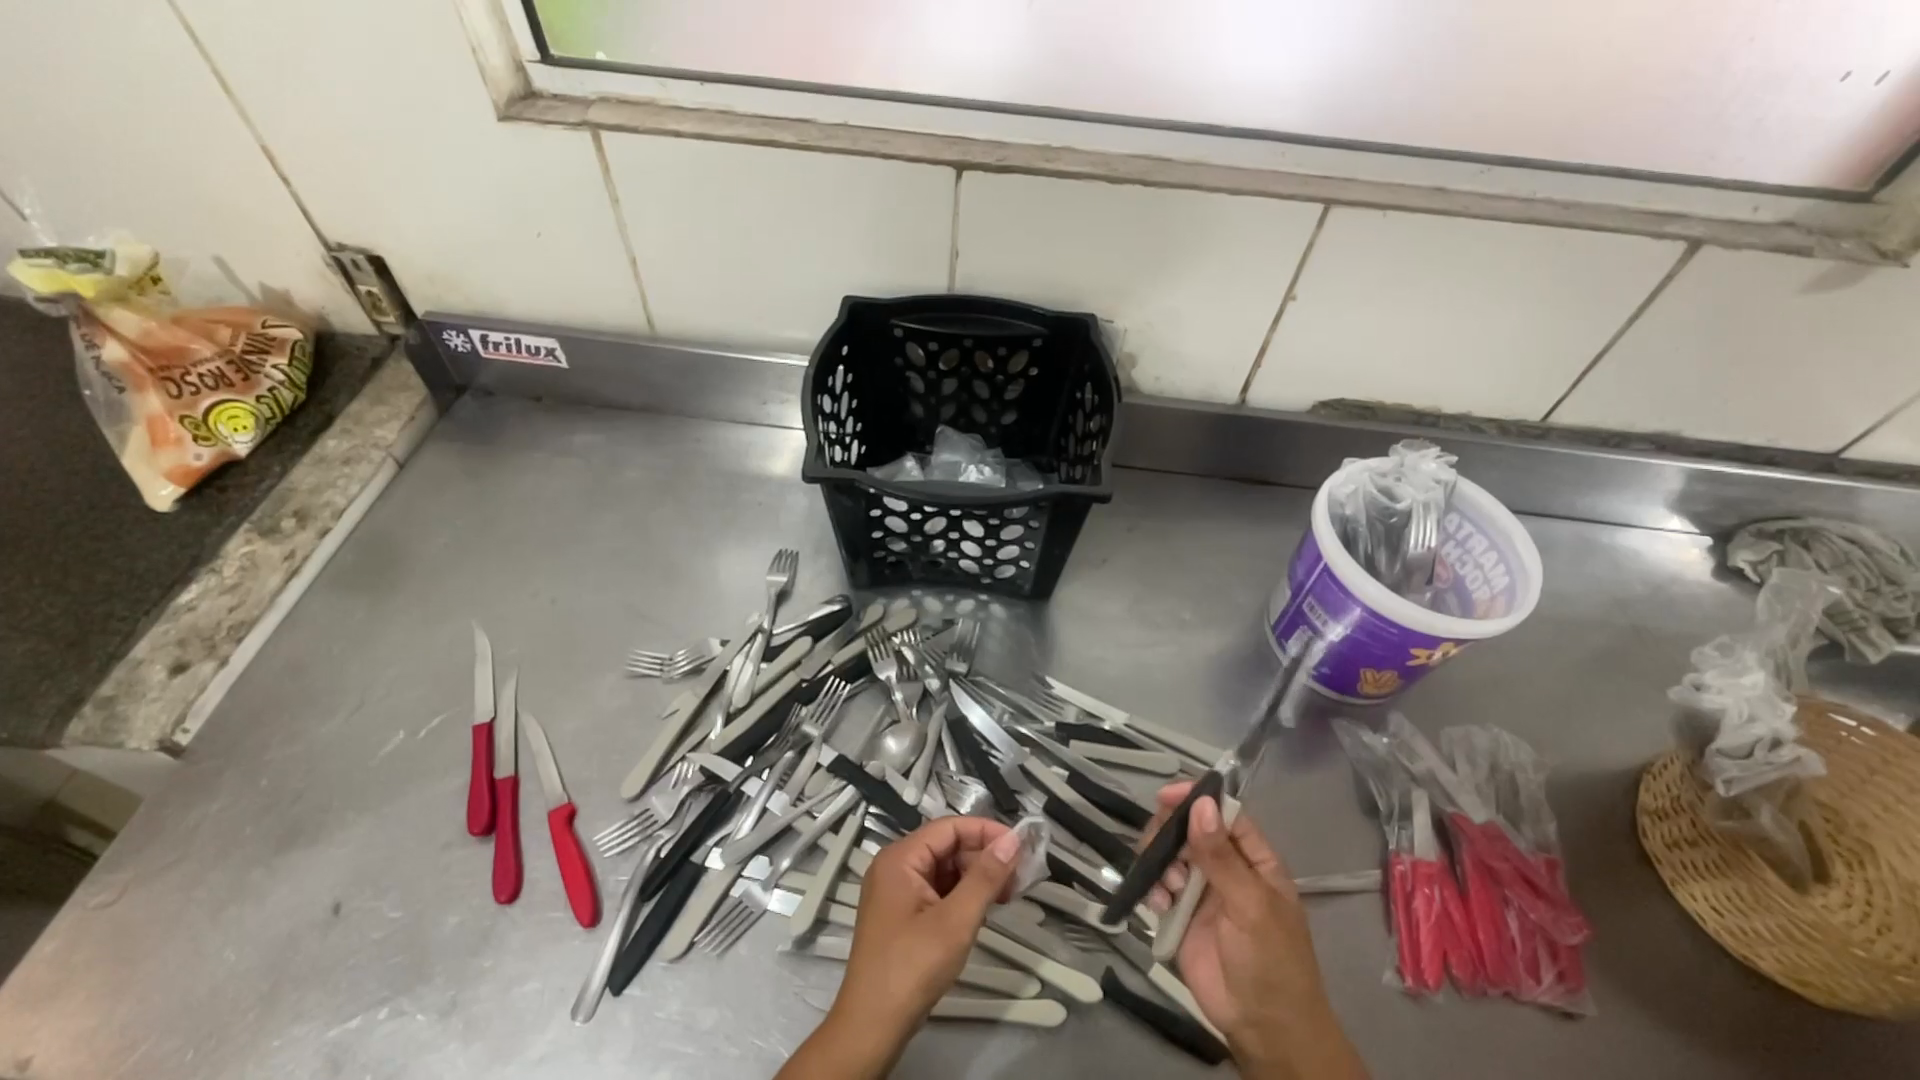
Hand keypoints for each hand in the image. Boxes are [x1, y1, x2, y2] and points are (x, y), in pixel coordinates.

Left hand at [779, 816, 1020, 1079]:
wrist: (873, 1023)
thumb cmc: (913, 966)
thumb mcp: (956, 920)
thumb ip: (985, 877)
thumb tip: (1012, 840)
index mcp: (900, 859)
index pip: (949, 827)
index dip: (986, 831)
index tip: (1021, 846)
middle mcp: (895, 868)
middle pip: (946, 846)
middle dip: (984, 857)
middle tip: (1020, 877)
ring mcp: (896, 892)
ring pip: (944, 870)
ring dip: (976, 878)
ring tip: (1008, 895)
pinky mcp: (902, 915)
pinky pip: (937, 891)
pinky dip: (962, 896)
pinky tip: (984, 910)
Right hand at [1143, 783, 1368, 1079]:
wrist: (1263, 1026)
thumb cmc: (1272, 961)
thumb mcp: (1251, 905)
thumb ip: (1221, 857)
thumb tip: (1201, 804)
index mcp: (1255, 861)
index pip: (1224, 815)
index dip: (1197, 800)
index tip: (1166, 796)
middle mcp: (1226, 870)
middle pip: (1190, 830)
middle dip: (1170, 834)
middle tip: (1159, 850)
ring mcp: (1202, 893)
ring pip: (1170, 856)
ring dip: (1160, 863)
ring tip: (1167, 889)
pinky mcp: (1180, 917)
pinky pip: (1158, 887)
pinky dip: (1152, 888)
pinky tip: (1158, 905)